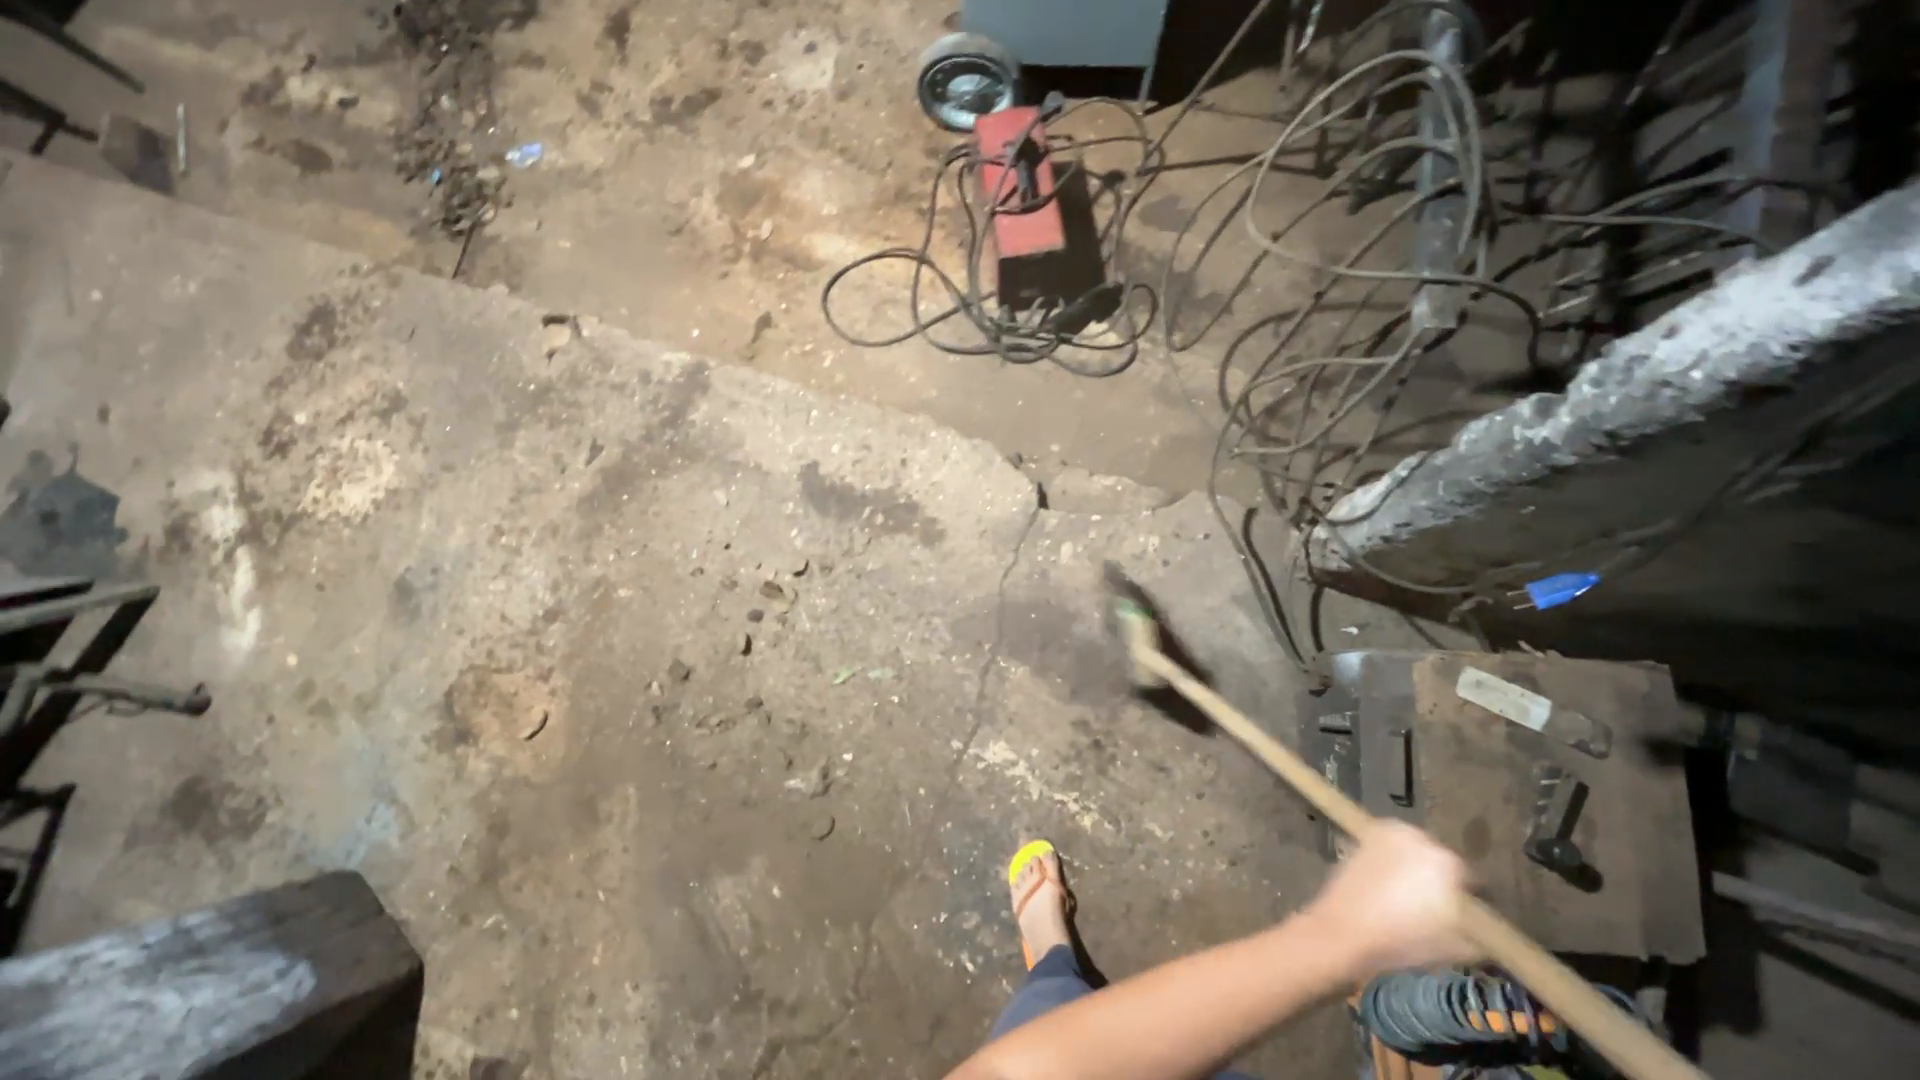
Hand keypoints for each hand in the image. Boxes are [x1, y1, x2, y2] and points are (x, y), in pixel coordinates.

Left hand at [1303, 821, 1478, 978]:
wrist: (1345, 929)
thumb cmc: (1402, 941)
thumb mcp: (1454, 947)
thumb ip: (1478, 936)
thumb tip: (1484, 934)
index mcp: (1450, 864)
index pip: (1470, 878)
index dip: (1466, 896)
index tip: (1461, 910)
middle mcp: (1423, 840)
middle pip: (1441, 859)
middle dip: (1438, 877)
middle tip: (1430, 900)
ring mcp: (1392, 833)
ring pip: (1415, 849)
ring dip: (1415, 863)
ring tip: (1406, 889)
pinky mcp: (1368, 833)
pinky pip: (1391, 843)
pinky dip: (1393, 855)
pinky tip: (1388, 877)